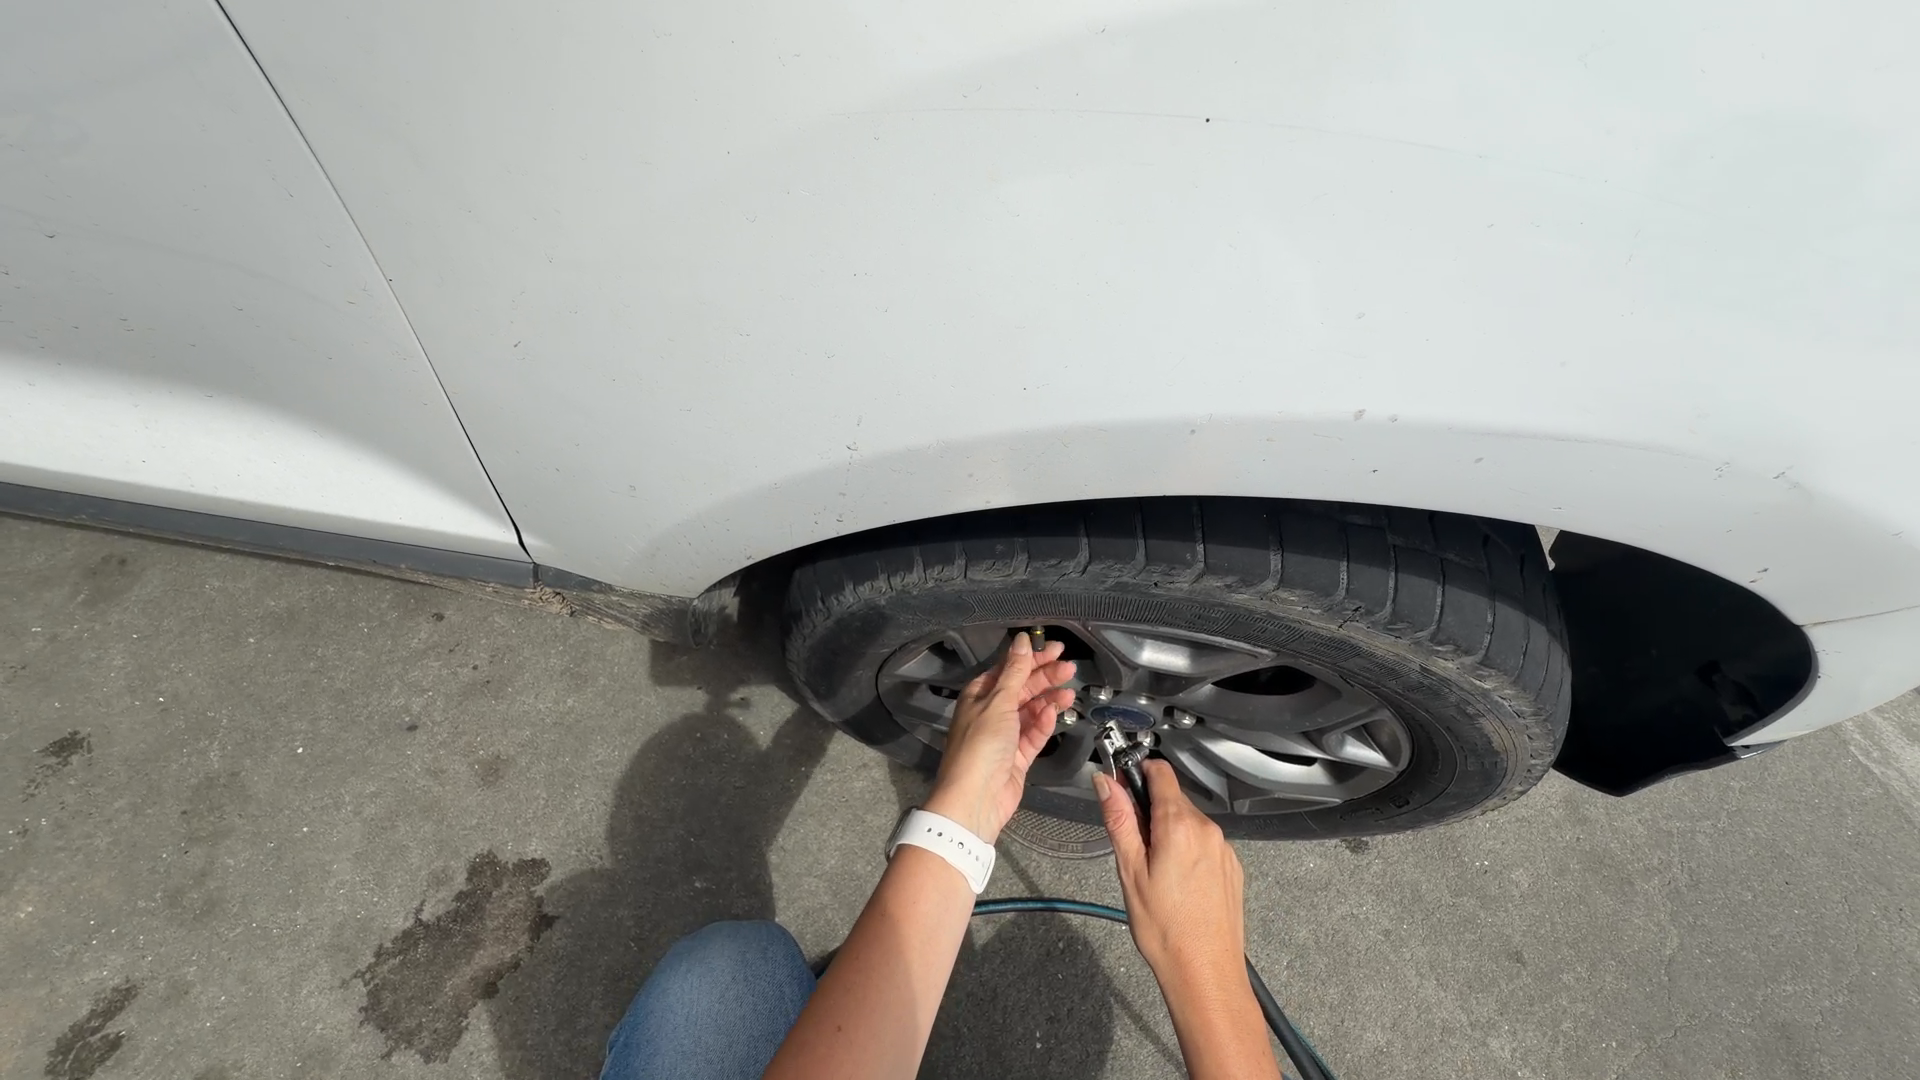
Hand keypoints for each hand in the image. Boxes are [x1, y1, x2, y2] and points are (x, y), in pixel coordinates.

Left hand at [923, 631, 1074, 844]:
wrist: (975, 799)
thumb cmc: (980, 746)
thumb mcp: (998, 703)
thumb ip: (1015, 672)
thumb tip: (1021, 640)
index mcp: (979, 695)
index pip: (1008, 669)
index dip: (1031, 658)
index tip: (1056, 649)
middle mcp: (990, 711)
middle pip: (1022, 688)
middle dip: (1045, 677)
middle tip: (1069, 669)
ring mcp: (1005, 734)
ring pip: (1031, 710)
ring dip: (1049, 699)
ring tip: (1069, 692)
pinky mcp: (1017, 755)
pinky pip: (1034, 733)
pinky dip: (1044, 723)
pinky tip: (1055, 713)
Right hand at [1096, 760, 1247, 995]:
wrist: (1206, 975)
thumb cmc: (1164, 929)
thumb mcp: (1129, 870)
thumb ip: (1119, 819)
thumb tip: (1105, 781)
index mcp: (1180, 824)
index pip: (1160, 771)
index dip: (1136, 773)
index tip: (1121, 791)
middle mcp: (1208, 829)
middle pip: (1172, 797)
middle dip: (1149, 811)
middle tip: (1134, 847)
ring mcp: (1224, 848)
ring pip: (1188, 821)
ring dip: (1168, 831)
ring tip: (1155, 871)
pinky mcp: (1233, 867)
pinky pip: (1204, 842)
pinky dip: (1187, 849)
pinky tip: (1177, 883)